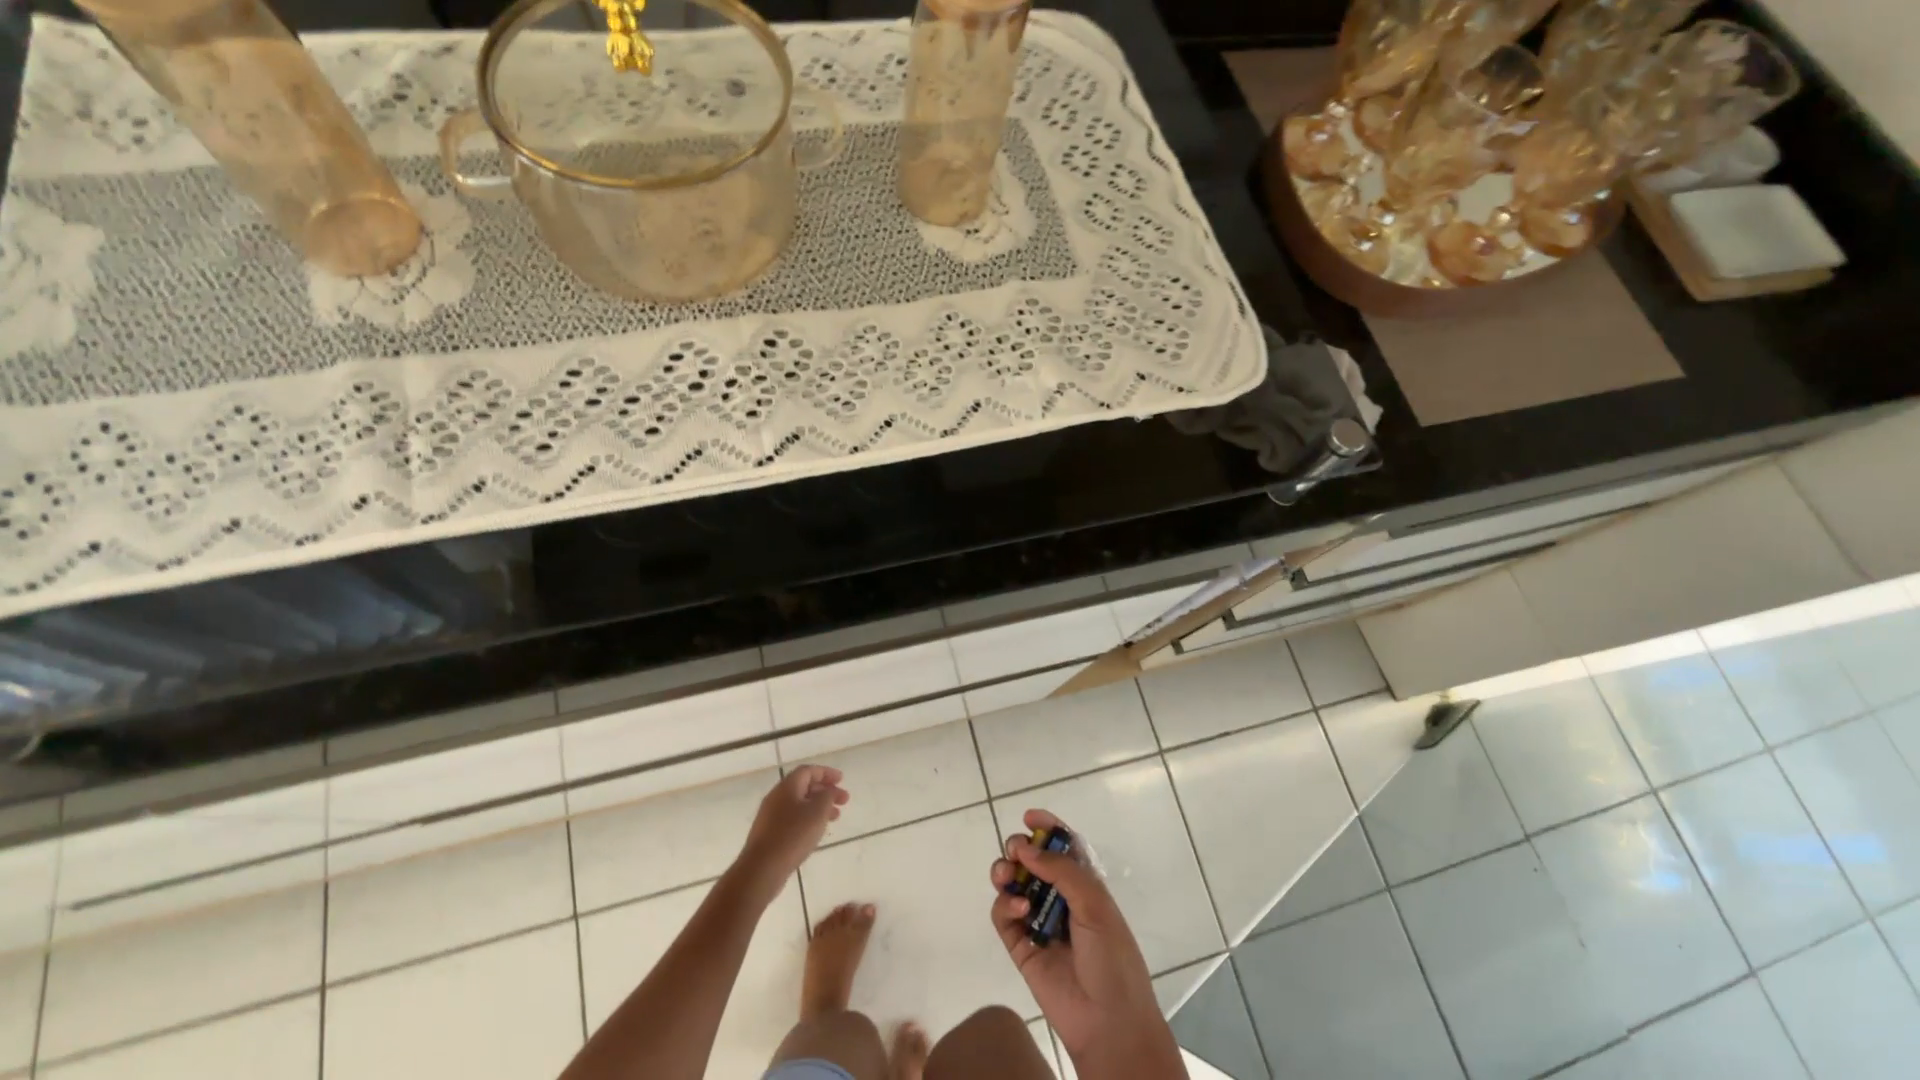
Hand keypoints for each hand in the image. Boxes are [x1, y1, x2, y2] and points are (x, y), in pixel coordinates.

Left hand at [734, 766, 848, 901]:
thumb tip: (828, 791)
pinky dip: (808, 819)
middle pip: (803, 787)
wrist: (762, 867)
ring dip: (818, 807)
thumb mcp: (817, 812)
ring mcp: (770, 816)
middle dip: (825, 791)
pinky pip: (792, 819)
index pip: (808, 771)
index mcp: (787, 787)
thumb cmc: (793, 835)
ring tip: (835, 818)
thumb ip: (827, 796)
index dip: (826, 772)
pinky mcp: (769, 833)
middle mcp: (776, 797)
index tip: (842, 780)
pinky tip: (816, 832)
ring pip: (799, 804)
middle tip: (843, 801)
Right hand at [989, 811, 1177, 1072]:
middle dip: (1020, 849)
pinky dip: (1005, 905)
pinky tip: (1019, 909)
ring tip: (1008, 876)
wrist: (1108, 1020)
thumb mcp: (1096, 907)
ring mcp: (1038, 922)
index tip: (1029, 816)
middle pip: (1032, 863)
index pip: (1064, 849)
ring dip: (1006, 873)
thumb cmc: (1112, 959)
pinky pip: (1003, 916)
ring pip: (1012, 885)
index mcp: (1086, 888)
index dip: (1047, 829)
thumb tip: (1027, 849)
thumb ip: (1062, 873)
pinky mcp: (1020, 946)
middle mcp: (1060, 900)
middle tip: (1015, 850)